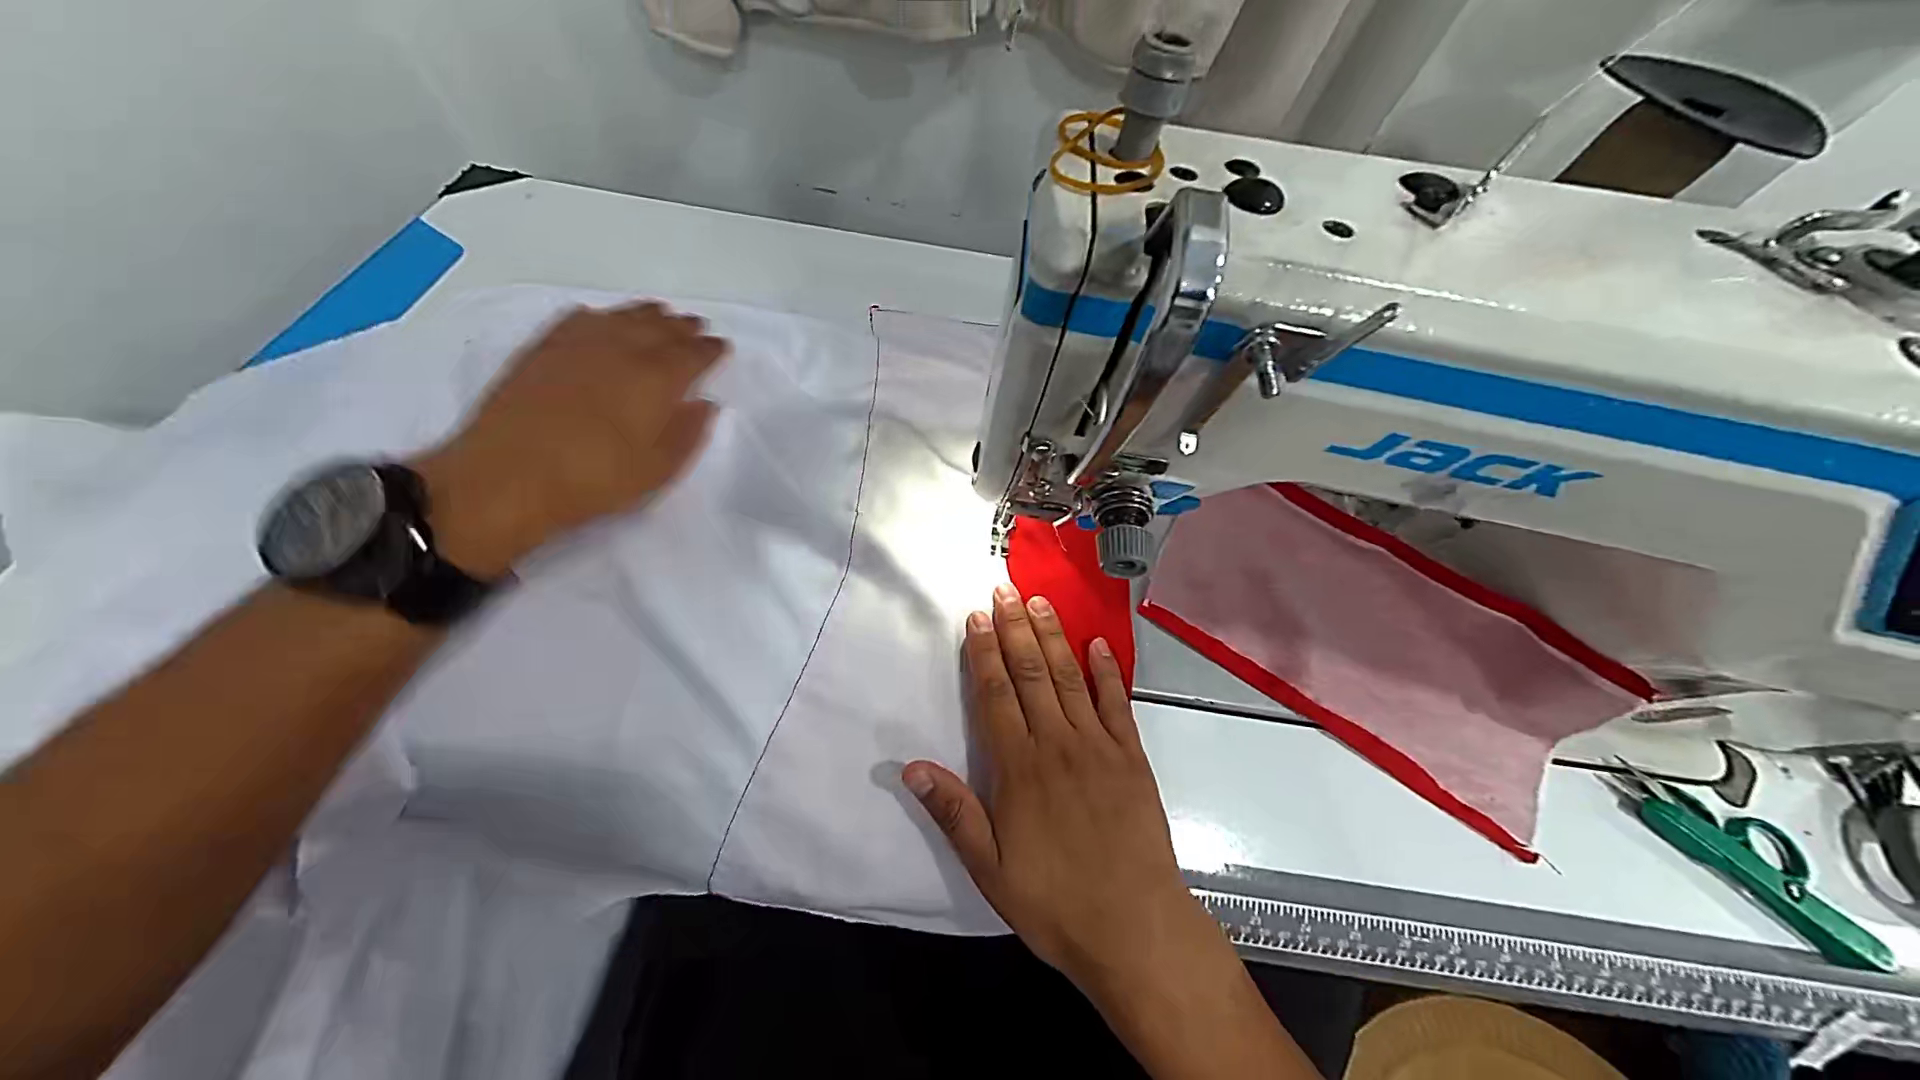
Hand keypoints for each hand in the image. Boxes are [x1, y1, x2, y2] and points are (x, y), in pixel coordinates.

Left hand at [413, 302, 723, 575]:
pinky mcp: (542, 350)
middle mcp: (620, 351)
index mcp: (656, 379)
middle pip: (659, 329)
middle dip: (682, 327)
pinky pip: (577, 319)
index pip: (692, 354)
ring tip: (659, 314)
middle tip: (695, 326)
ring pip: (620, 317)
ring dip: (645, 315)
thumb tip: (704, 404)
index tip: (721, 346)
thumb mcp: (657, 470)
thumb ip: (687, 433)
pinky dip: (598, 315)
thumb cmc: (594, 480)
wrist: (508, 477)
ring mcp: (577, 345)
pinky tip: (599, 318)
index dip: (710, 350)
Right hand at [902, 584, 1219, 999]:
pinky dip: (1107, 671)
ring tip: (1040, 603)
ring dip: (1054, 637)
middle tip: (1004, 590)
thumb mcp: (990, 870)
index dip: (984, 654)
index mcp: (1019, 769)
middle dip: (1015, 630)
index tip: (976, 618)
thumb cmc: (1055, 903)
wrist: (1136, 928)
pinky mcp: (1132, 758)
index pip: (996, 697)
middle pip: (1032, 675)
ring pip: (1071, 678)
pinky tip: (1098, 644)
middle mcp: (1058, 745)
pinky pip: (1117, 704)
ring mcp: (1099, 747)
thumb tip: (911, 767)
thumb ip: (954, 813)